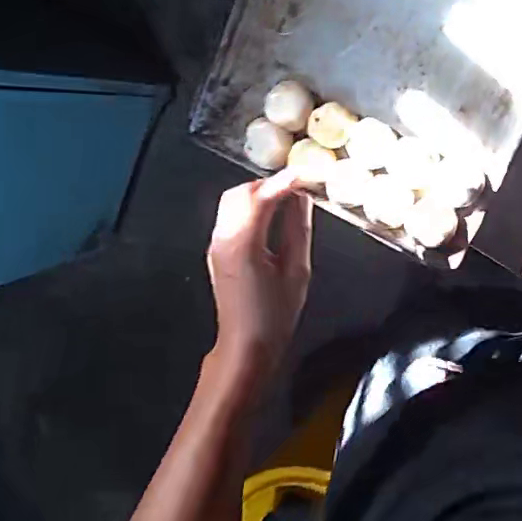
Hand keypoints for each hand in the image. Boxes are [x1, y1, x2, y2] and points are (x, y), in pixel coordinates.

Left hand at [206, 172, 312, 374]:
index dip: (284, 182)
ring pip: (233, 200)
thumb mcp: (297, 271)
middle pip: (241, 192)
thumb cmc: (274, 316)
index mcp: (244, 244)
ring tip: (287, 199)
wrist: (245, 345)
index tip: (305, 175)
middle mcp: (224, 239)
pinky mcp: (217, 250)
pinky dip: (250, 207)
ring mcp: (216, 244)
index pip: (262, 197)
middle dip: (269, 184)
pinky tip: (271, 215)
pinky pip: (231, 215)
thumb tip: (302, 200)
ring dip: (259, 193)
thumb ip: (298, 230)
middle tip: (297, 187)